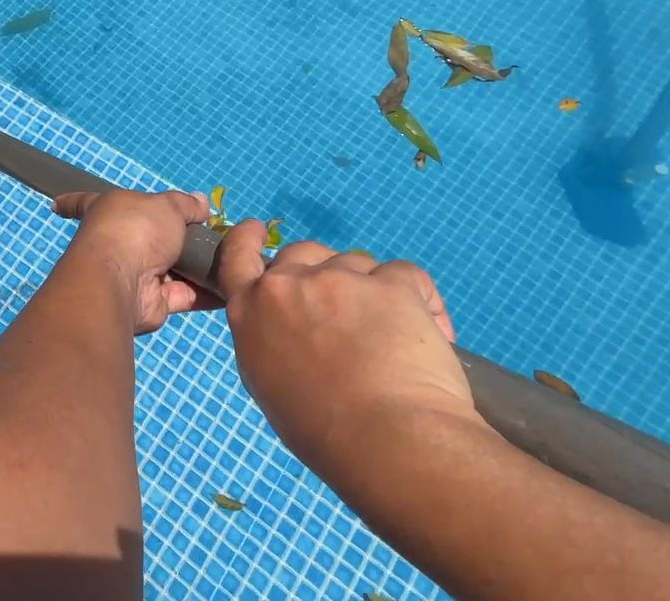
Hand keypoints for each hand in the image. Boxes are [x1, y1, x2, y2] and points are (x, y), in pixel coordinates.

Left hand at [52, 188, 219, 333]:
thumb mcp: (165, 205)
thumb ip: (183, 204)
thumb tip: (200, 202)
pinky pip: (184, 294)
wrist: (123, 279)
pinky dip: (205, 292)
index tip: (54, 204)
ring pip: (168, 267)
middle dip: (169, 237)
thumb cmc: (134, 229)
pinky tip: (229, 286)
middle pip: (143, 236)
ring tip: (229, 256)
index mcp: (106, 209)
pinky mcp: (151, 301)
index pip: (82, 201)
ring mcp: (132, 272)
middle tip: (205, 233)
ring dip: (193, 265)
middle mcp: (114, 240)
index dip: (70, 201)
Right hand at [215, 228, 478, 475]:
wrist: (385, 438)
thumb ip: (268, 340)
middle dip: (324, 271)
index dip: (248, 238)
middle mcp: (286, 285)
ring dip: (371, 288)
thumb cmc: (319, 429)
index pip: (237, 255)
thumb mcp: (267, 379)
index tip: (257, 229)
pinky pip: (405, 275)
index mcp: (248, 309)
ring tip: (395, 330)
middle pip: (304, 253)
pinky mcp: (391, 287)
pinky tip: (432, 329)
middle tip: (348, 308)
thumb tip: (291, 332)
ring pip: (357, 263)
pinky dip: (419, 297)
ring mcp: (337, 280)